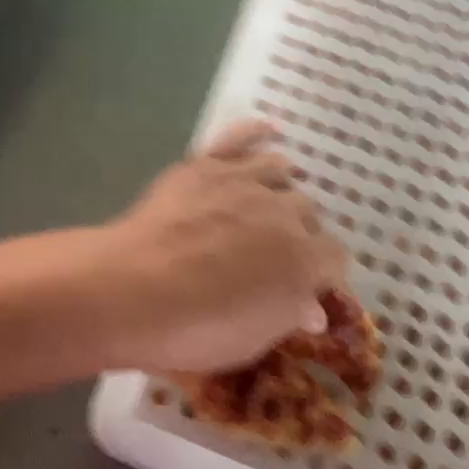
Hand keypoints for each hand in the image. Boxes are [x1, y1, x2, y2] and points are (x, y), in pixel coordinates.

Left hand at [95, 120, 347, 374]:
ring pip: (280, 171)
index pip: (334, 259)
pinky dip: (255, 132)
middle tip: (276, 254)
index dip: (323, 275)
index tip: (308, 290)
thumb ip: (288, 315)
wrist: (134, 289)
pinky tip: (268, 131)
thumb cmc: (197, 328)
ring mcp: (244, 181)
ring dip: (281, 187)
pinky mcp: (206, 165)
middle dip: (300, 233)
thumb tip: (312, 308)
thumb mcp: (253, 338)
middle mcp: (284, 212)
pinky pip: (239, 137)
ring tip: (270, 202)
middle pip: (308, 214)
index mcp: (305, 259)